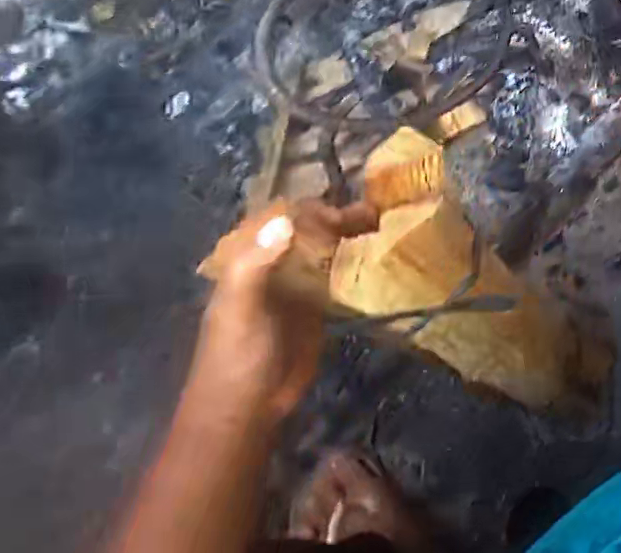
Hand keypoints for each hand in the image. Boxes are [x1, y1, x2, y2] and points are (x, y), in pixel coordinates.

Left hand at [186, 201, 378, 424]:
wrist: (245, 411)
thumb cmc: (235, 357)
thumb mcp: (239, 309)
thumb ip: (255, 264)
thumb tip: (287, 219)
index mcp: (251, 259)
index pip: (283, 217)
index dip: (310, 208)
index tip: (340, 211)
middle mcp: (277, 265)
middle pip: (311, 228)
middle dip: (340, 216)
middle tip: (374, 214)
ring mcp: (300, 284)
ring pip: (328, 246)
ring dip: (354, 233)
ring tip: (385, 225)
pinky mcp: (319, 304)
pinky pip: (340, 272)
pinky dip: (359, 260)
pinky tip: (382, 255)